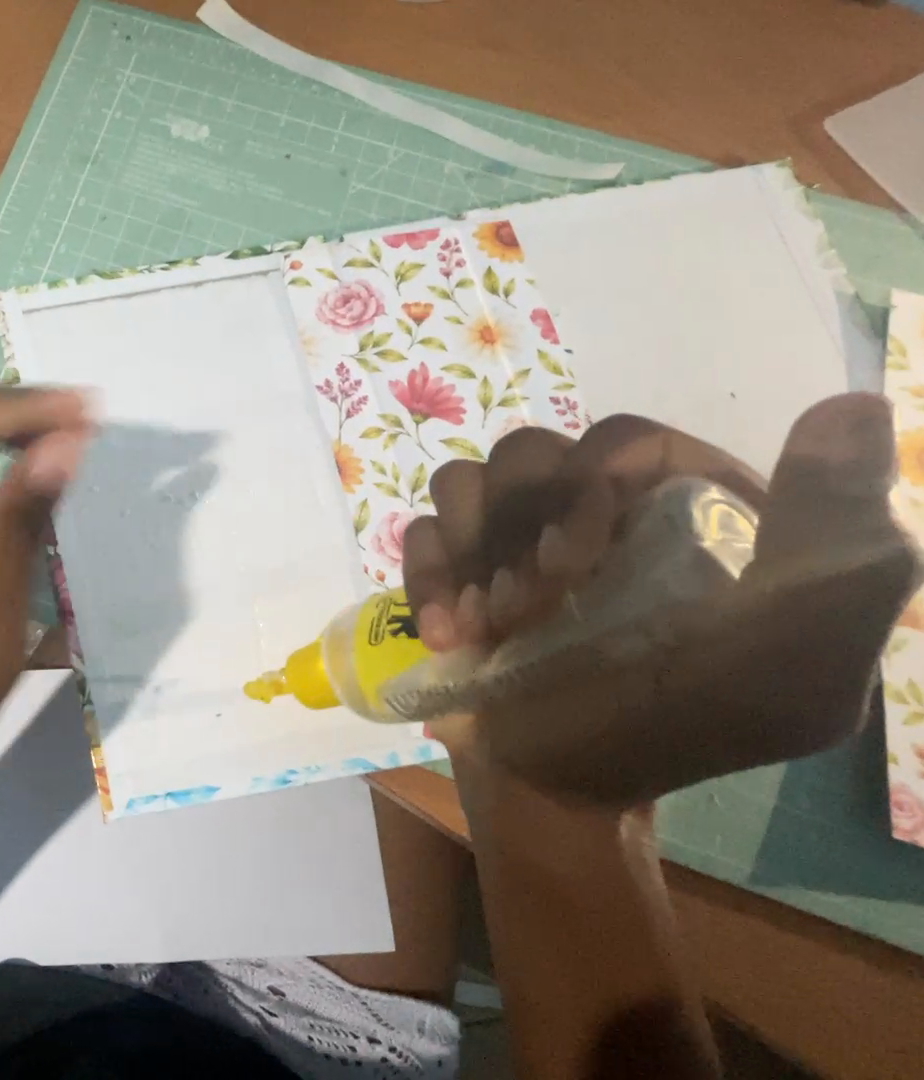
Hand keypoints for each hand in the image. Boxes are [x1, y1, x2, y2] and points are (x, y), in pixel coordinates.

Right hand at [402, 393, 918, 807]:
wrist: (555, 785)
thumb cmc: (672, 731)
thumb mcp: (788, 658)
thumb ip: (836, 544)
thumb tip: (851, 405)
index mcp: (682, 513)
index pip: (623, 440)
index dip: (586, 485)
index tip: (577, 562)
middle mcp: (594, 511)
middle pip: (528, 453)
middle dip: (514, 531)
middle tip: (529, 606)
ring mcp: (515, 537)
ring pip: (462, 480)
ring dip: (465, 556)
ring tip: (488, 627)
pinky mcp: (455, 566)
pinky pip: (418, 531)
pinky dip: (425, 579)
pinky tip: (450, 636)